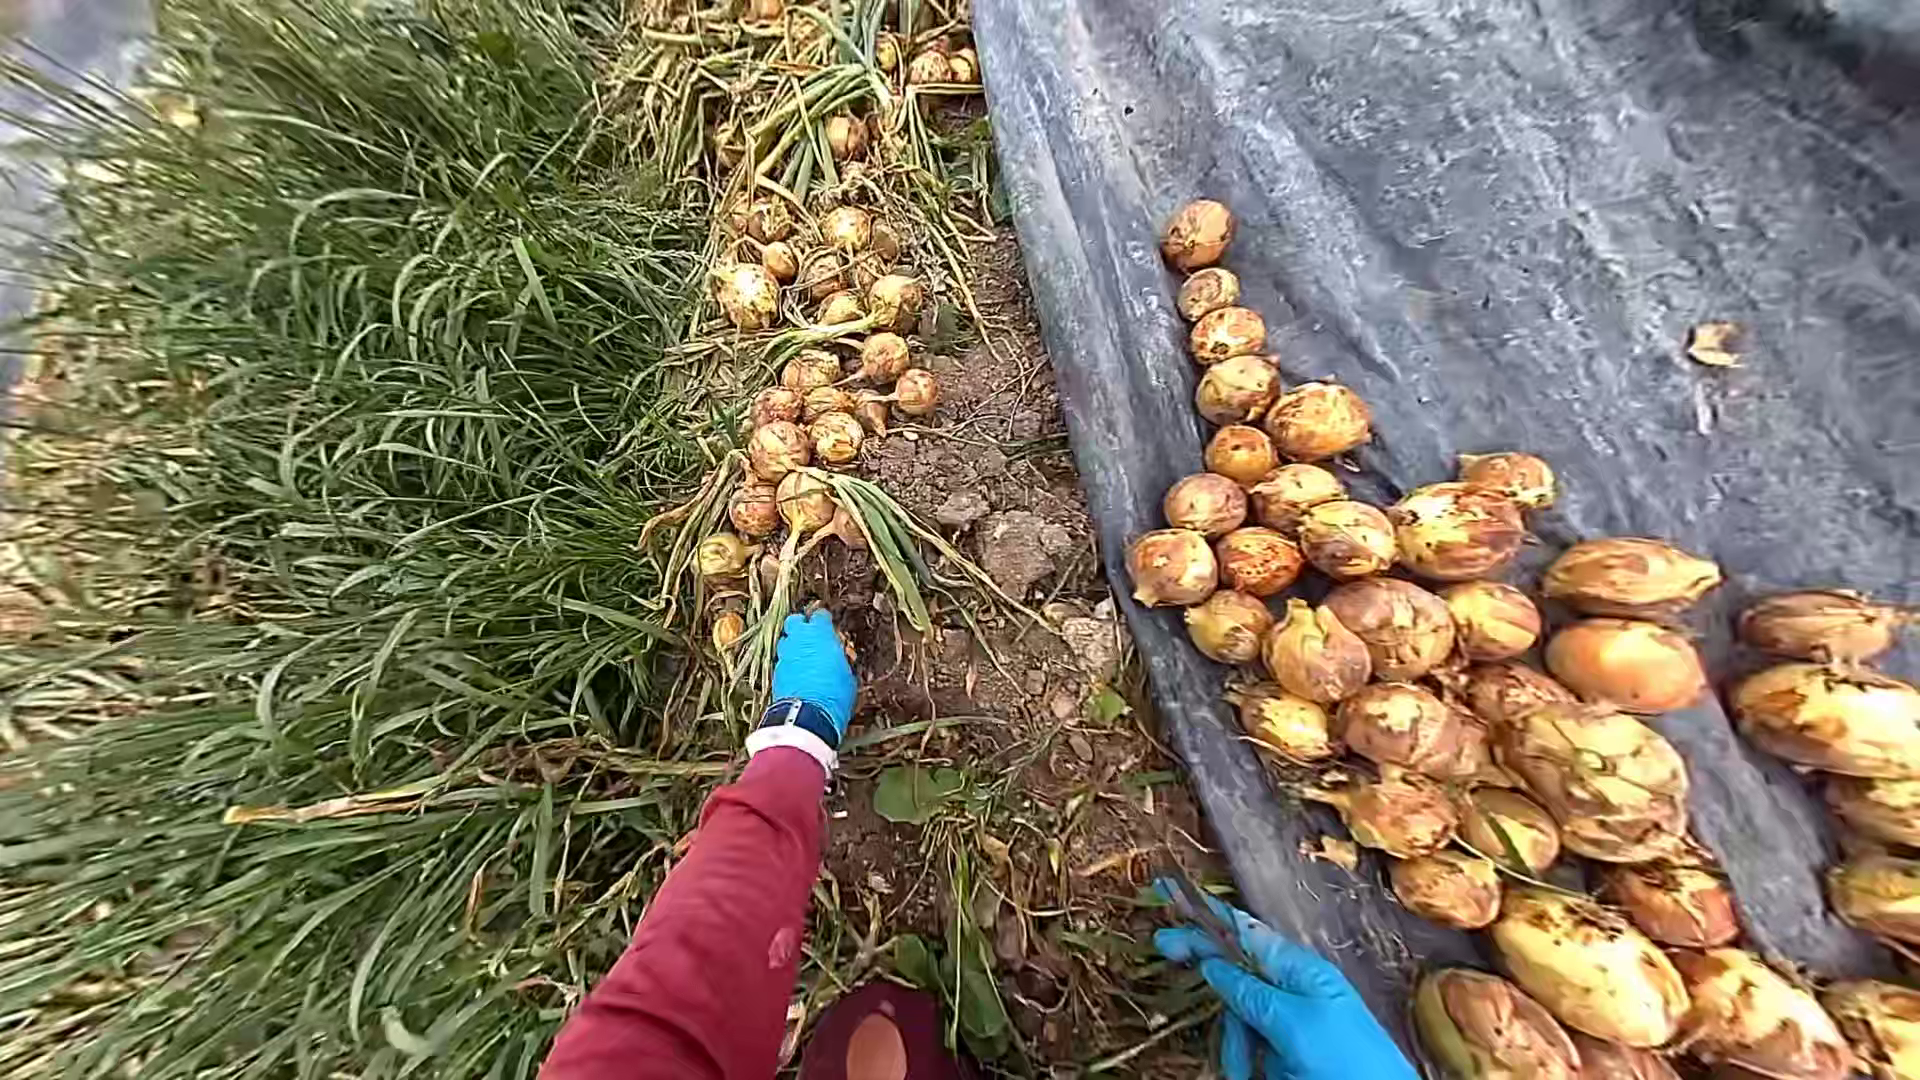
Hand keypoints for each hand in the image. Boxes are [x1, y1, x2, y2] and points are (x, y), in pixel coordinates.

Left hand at [770, 611, 855, 736]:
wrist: (807, 717)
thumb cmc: (834, 694)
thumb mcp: (847, 675)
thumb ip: (840, 660)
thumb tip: (838, 659)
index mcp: (819, 634)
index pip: (819, 615)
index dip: (823, 620)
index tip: (828, 626)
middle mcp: (798, 640)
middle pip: (794, 620)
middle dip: (801, 625)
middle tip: (811, 635)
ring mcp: (784, 656)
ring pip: (784, 640)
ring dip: (792, 645)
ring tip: (803, 655)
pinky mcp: (775, 673)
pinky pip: (781, 661)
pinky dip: (788, 664)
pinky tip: (796, 673)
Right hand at [1153, 881, 1417, 1079]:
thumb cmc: (1350, 1065)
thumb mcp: (1294, 1025)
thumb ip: (1249, 991)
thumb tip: (1209, 962)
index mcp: (1298, 968)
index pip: (1242, 927)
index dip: (1204, 908)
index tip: (1166, 890)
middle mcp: (1293, 987)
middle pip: (1235, 966)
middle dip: (1208, 971)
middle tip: (1165, 953)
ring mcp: (1292, 1022)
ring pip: (1240, 1011)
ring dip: (1233, 1038)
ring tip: (1239, 1070)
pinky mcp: (1291, 1052)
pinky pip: (1253, 1042)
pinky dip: (1244, 1057)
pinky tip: (1247, 1072)